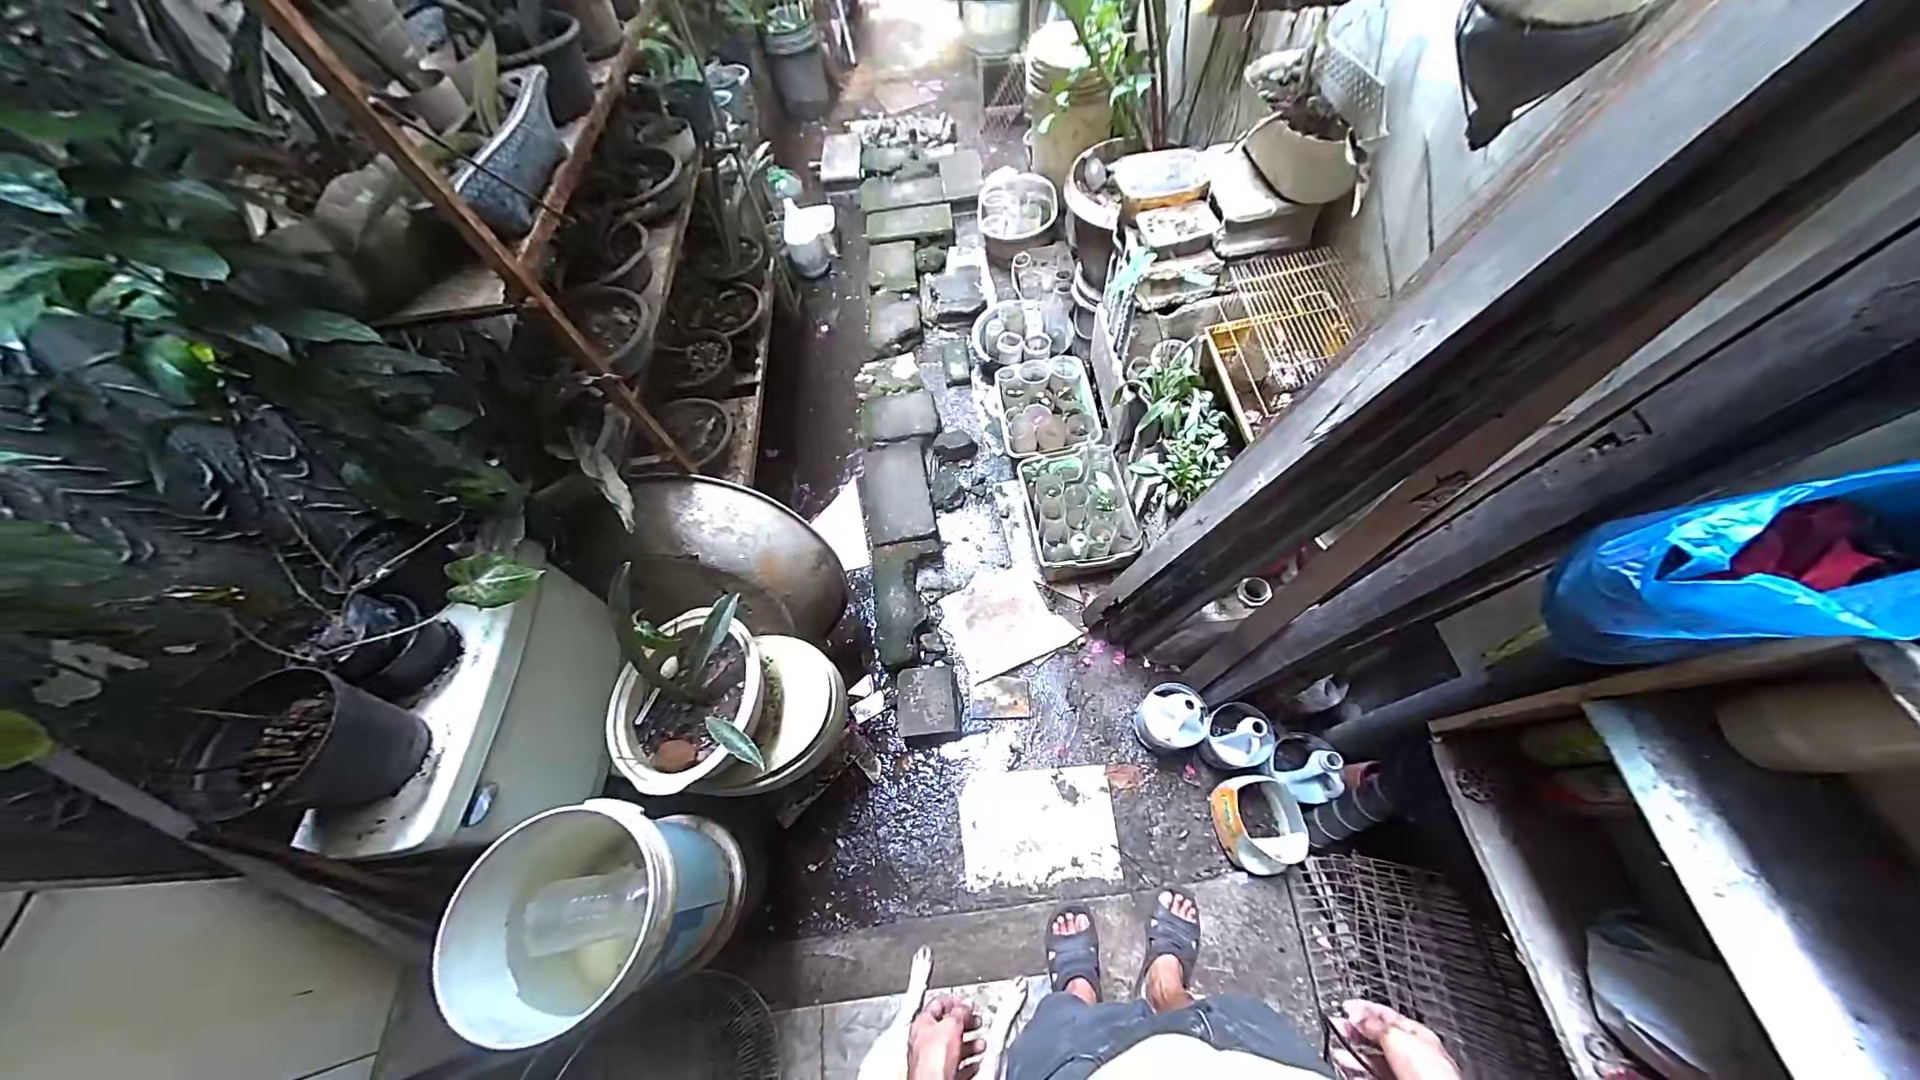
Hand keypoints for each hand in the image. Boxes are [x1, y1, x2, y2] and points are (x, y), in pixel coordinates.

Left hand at [907, 997, 984, 1079]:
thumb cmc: (934, 1057)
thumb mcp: (951, 1025)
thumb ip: (959, 1012)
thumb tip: (965, 1004)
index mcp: (922, 1025)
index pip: (937, 1006)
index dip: (953, 1002)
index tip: (966, 1003)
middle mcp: (925, 1042)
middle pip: (948, 1028)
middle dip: (965, 1024)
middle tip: (977, 1021)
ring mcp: (932, 1062)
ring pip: (954, 1048)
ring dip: (970, 1045)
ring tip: (981, 1044)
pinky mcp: (941, 1077)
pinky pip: (957, 1067)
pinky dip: (968, 1064)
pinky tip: (975, 1063)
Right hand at [1331, 1000, 1461, 1079]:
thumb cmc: (1430, 1074)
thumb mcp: (1395, 1036)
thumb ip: (1373, 1022)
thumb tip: (1355, 1011)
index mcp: (1418, 1035)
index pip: (1385, 1015)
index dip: (1363, 1008)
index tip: (1344, 1006)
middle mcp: (1414, 1055)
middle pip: (1377, 1038)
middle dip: (1354, 1031)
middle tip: (1336, 1026)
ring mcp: (1406, 1075)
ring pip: (1373, 1059)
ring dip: (1352, 1053)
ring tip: (1336, 1050)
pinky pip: (1371, 1075)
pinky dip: (1356, 1071)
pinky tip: (1346, 1067)